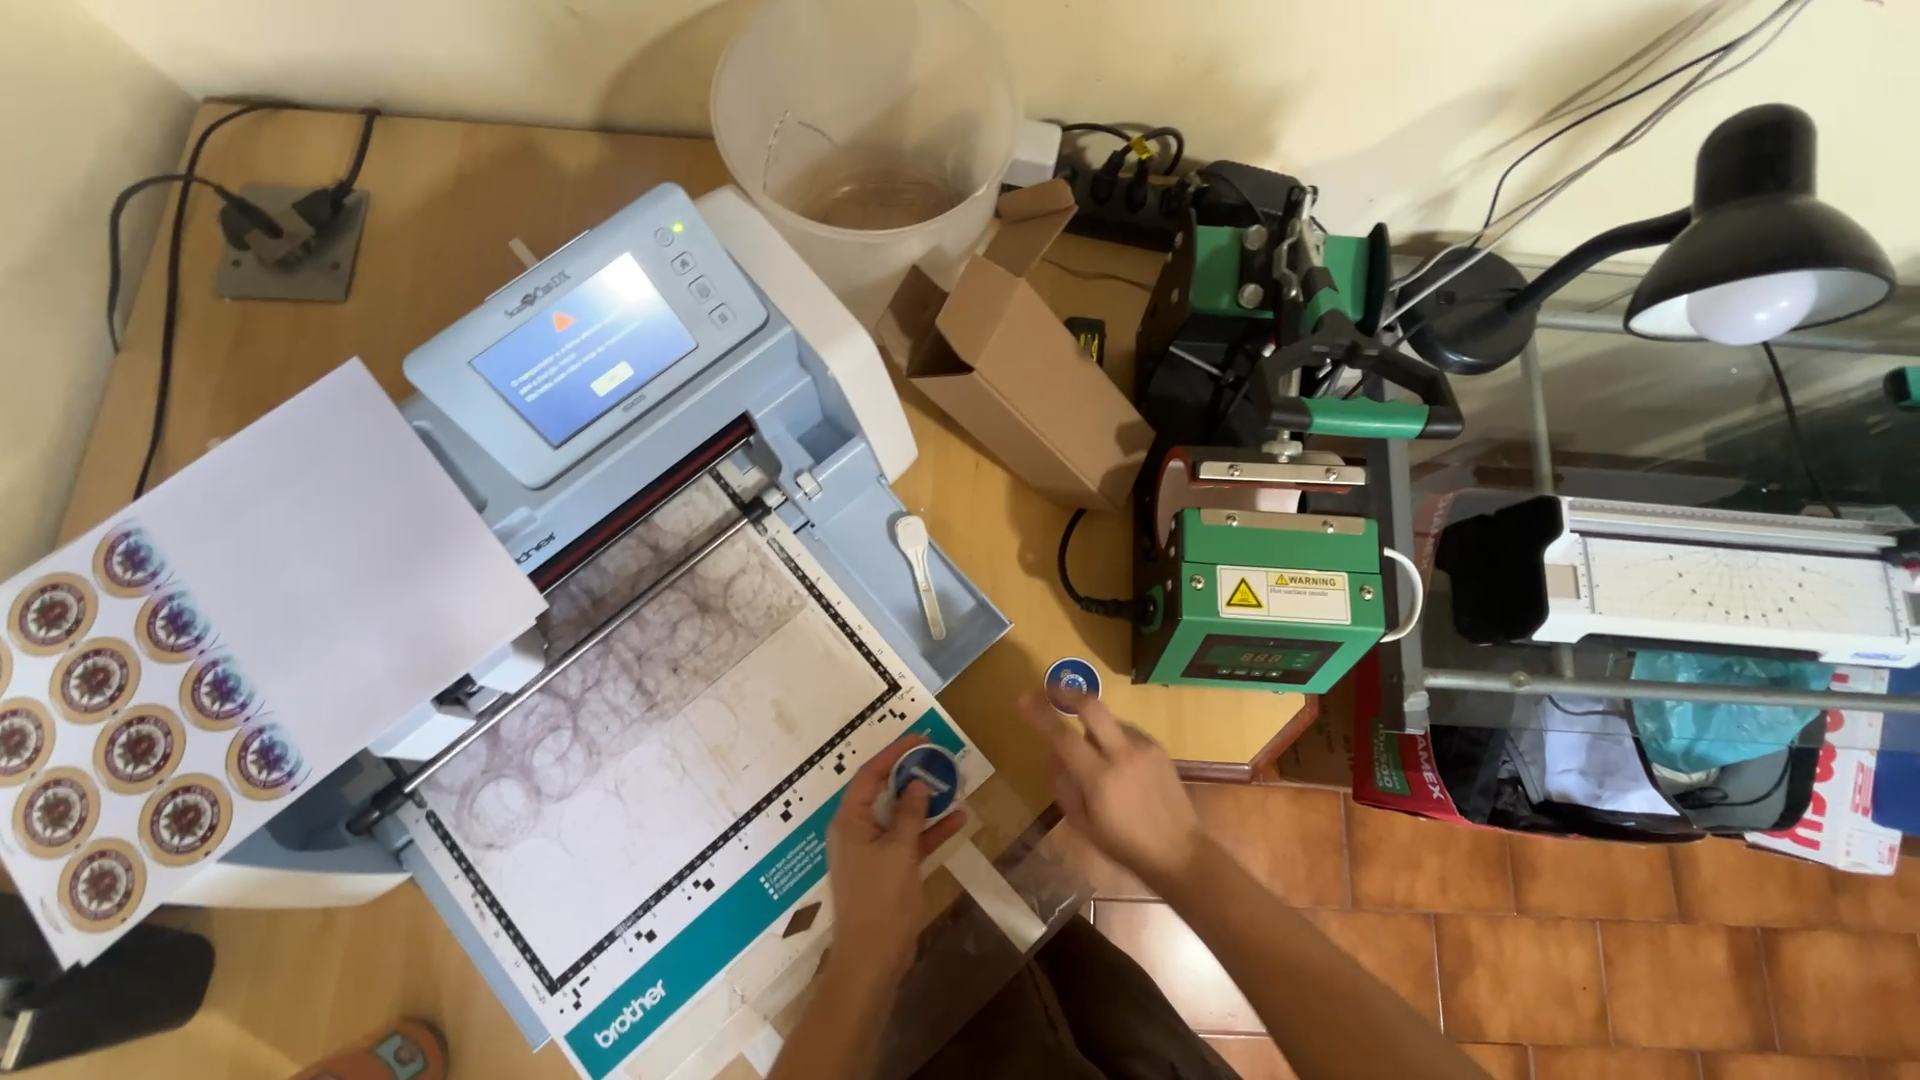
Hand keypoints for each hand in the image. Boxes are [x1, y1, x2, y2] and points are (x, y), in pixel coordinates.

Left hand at [825, 735, 967, 981]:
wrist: (873, 957)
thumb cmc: (880, 898)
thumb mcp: (899, 850)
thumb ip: (910, 814)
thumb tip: (918, 782)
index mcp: (849, 821)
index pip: (868, 775)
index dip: (893, 754)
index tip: (919, 739)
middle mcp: (857, 831)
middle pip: (884, 793)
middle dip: (910, 775)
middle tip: (937, 757)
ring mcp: (873, 851)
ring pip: (900, 816)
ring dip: (924, 802)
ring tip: (952, 782)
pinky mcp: (889, 869)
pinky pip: (910, 840)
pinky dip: (930, 830)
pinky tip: (958, 818)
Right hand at [1020, 690, 1203, 888]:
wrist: (1179, 852)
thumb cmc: (1124, 845)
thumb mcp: (1083, 824)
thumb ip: (1064, 785)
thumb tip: (1052, 753)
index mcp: (1099, 779)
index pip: (1063, 737)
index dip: (1041, 715)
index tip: (1024, 698)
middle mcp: (1123, 755)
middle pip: (1093, 707)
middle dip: (1069, 693)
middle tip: (1051, 689)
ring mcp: (1144, 748)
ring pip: (1110, 720)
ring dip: (1094, 726)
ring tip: (1093, 753)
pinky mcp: (1158, 748)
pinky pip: (1127, 732)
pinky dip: (1114, 738)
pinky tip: (1116, 760)